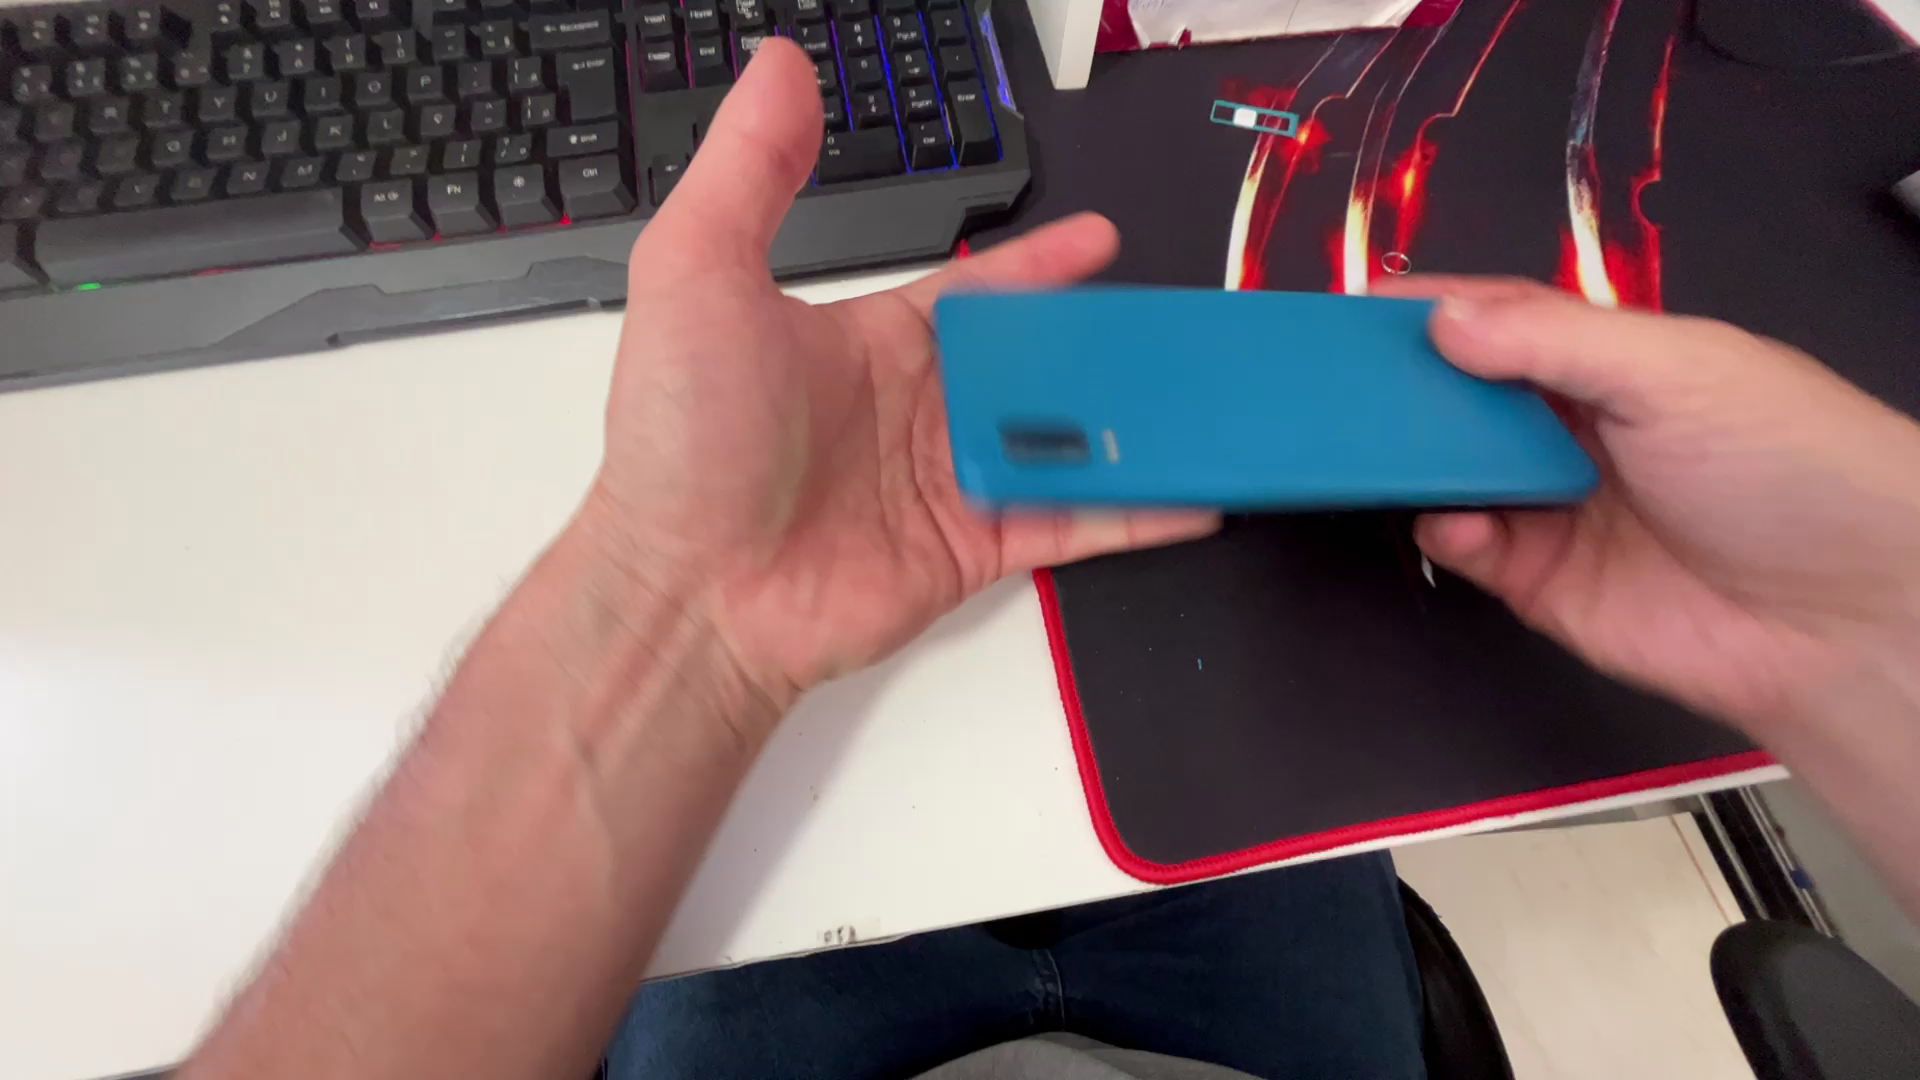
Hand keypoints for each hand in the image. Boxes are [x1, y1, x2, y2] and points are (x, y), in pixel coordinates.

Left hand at [583, 41, 1215, 708]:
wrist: (692, 587)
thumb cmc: (683, 437)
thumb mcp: (701, 273)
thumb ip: (755, 172)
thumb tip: (783, 69)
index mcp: (875, 344)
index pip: (978, 293)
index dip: (1038, 265)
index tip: (1097, 241)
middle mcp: (921, 412)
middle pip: (1036, 367)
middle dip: (1102, 346)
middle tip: (1174, 326)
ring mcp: (953, 483)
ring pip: (1065, 441)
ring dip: (1132, 424)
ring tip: (1206, 399)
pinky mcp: (975, 549)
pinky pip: (1072, 524)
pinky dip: (1135, 510)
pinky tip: (1195, 493)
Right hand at [1375, 276, 1919, 730]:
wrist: (1848, 621)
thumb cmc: (1786, 467)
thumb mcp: (1679, 374)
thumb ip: (1556, 342)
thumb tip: (1441, 319)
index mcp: (1606, 367)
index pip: (1501, 324)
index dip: (1433, 309)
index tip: (1357, 308)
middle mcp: (1562, 432)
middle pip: (1456, 399)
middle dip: (1400, 389)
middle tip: (1337, 386)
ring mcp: (1537, 504)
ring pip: (1443, 472)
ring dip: (1412, 463)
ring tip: (1382, 455)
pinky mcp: (1522, 572)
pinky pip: (1457, 543)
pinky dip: (1447, 532)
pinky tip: (1461, 526)